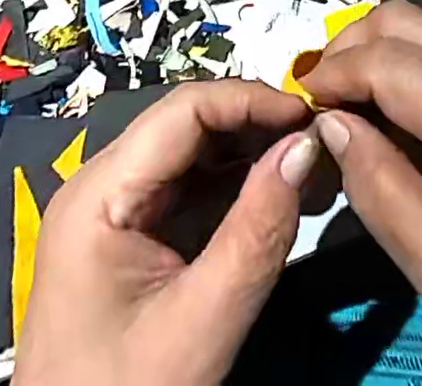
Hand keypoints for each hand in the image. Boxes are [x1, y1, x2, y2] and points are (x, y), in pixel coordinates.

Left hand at [12, 81, 316, 385]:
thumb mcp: (203, 321)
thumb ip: (259, 228)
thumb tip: (308, 144)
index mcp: (101, 194)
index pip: (186, 109)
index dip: (253, 100)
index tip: (311, 117)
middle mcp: (107, 183)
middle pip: (193, 121)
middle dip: (261, 122)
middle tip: (321, 140)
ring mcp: (124, 204)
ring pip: (203, 146)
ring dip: (259, 148)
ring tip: (314, 165)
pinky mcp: (144, 226)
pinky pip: (202, 180)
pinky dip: (248, 179)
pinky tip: (287, 191)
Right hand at [300, 1, 421, 385]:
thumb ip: (378, 186)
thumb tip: (327, 123)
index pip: (390, 61)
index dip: (331, 77)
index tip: (289, 110)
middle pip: (408, 21)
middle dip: (349, 51)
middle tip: (311, 106)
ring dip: (376, 58)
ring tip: (339, 111)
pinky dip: (407, 71)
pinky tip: (386, 115)